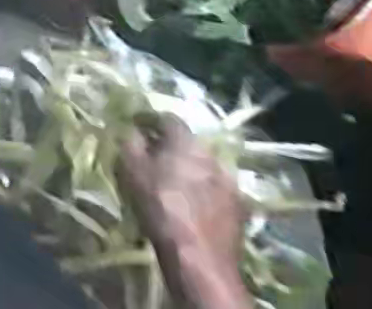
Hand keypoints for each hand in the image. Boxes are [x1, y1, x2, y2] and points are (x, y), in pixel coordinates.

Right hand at [118, 116, 252, 308]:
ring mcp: (232, 185)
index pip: (169, 118)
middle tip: (151, 152)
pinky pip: (216, 187)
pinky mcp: (241, 209)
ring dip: (188, 166)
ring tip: (171, 177)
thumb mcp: (130, 165)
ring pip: (204, 166)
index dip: (149, 118)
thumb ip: (131, 139)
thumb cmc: (157, 201)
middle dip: (170, 144)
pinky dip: (201, 186)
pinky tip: (189, 198)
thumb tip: (132, 128)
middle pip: (189, 143)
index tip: (135, 124)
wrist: (198, 254)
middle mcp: (214, 158)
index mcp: (187, 143)